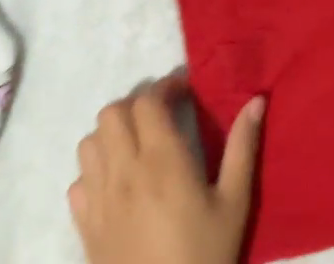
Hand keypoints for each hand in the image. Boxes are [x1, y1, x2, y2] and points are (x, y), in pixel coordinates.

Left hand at [69, 75, 264, 263]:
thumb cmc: (206, 255)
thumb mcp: (235, 202)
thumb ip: (243, 147)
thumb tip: (256, 100)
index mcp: (163, 162)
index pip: (147, 102)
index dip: (164, 87)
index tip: (185, 92)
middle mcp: (124, 173)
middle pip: (111, 114)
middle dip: (136, 104)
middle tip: (162, 115)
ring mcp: (99, 201)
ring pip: (89, 143)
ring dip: (112, 134)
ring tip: (138, 144)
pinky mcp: (85, 228)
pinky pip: (77, 182)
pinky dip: (94, 171)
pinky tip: (118, 183)